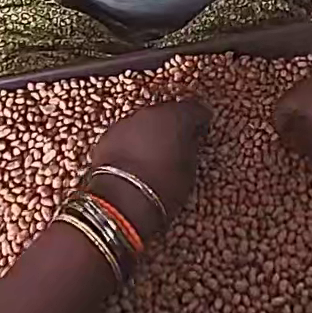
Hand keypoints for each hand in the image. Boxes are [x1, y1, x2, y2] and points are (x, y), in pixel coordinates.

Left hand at [85, 99, 210, 232]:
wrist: (121, 203)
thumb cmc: (162, 188)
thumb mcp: (189, 170)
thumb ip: (191, 148)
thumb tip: (189, 141)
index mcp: (175, 117)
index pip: (194, 109)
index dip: (201, 117)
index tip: (203, 125)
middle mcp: (150, 114)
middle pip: (167, 113)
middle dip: (174, 125)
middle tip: (181, 141)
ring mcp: (126, 123)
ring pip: (144, 124)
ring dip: (151, 134)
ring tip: (157, 154)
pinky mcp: (108, 137)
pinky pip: (126, 136)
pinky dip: (133, 144)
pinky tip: (136, 160)